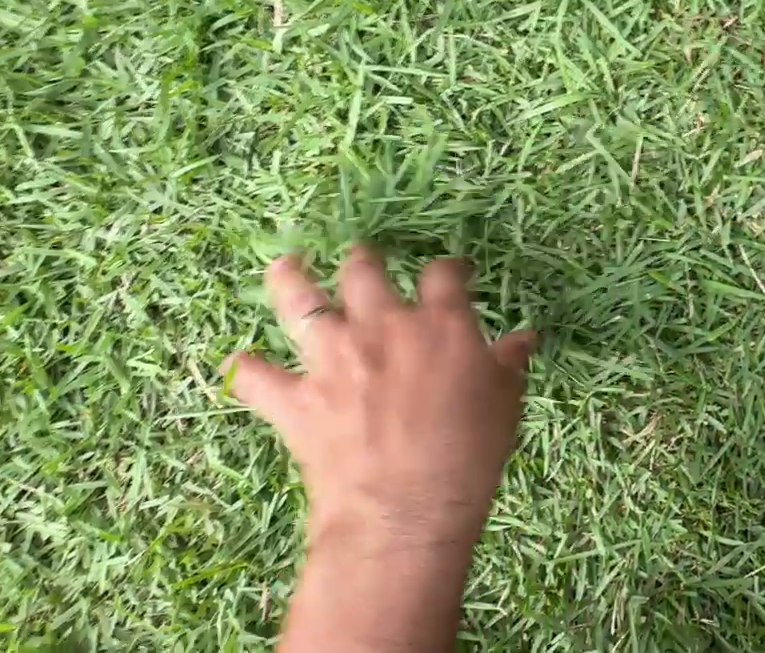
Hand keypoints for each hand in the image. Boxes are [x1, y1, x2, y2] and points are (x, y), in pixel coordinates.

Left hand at [225, 245, 535, 553]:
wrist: (405, 509)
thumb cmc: (470, 449)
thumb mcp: (505, 398)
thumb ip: (509, 361)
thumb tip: (525, 337)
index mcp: (440, 322)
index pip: (444, 273)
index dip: (451, 267)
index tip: (456, 271)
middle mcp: (383, 326)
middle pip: (365, 272)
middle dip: (363, 258)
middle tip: (361, 255)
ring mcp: (333, 359)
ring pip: (302, 303)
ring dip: (291, 280)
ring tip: (286, 265)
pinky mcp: (296, 400)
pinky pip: (257, 378)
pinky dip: (247, 369)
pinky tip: (240, 360)